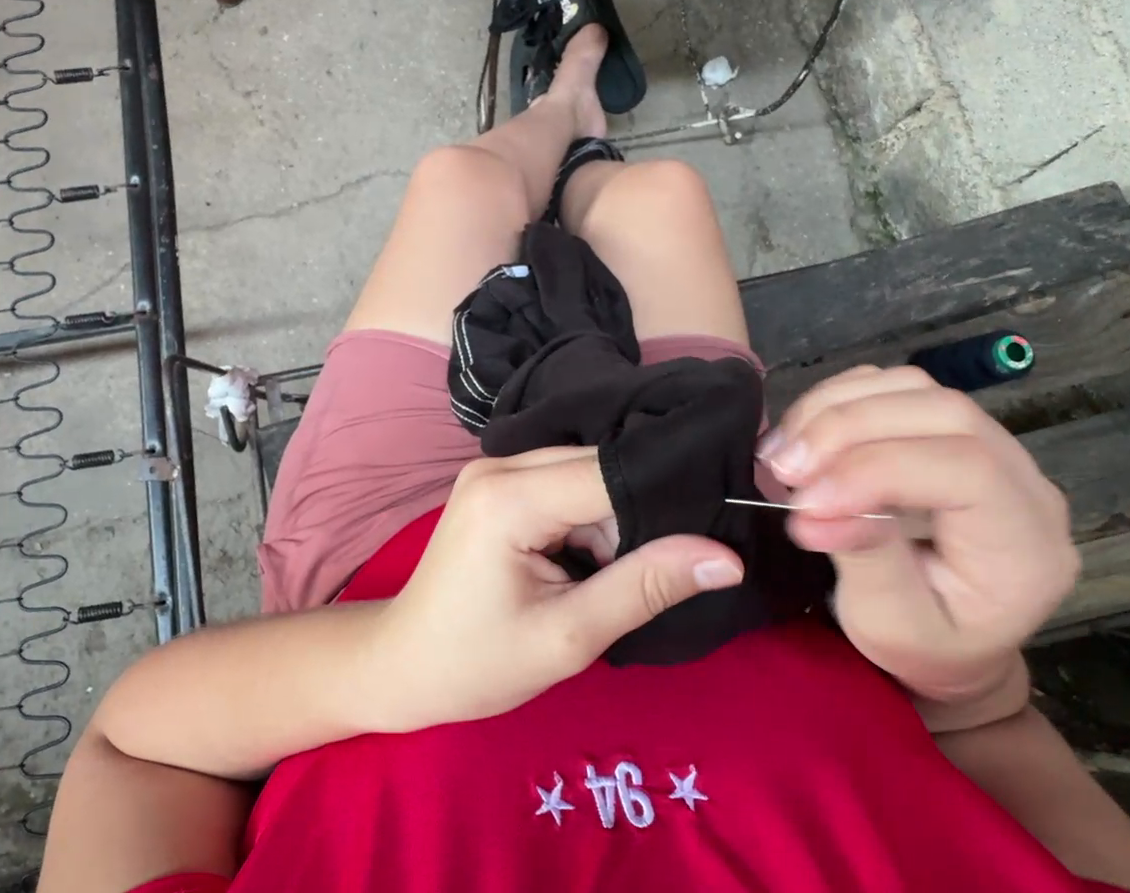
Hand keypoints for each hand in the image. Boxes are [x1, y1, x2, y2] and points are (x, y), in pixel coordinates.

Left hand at [369, 447, 744, 732]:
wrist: (403, 666)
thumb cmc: (477, 662)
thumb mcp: (569, 636)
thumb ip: (645, 587)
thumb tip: (726, 557)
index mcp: (509, 496)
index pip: (613, 472)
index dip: (667, 497)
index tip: (718, 526)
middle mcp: (499, 464)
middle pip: (600, 466)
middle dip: (637, 515)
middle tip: (664, 569)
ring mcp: (492, 471)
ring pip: (586, 475)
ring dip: (611, 522)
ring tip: (609, 579)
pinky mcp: (496, 486)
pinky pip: (563, 486)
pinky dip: (587, 522)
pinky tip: (585, 565)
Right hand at [760, 366, 1078, 721]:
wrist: (946, 644)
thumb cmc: (924, 646)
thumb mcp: (892, 627)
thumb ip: (867, 563)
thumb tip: (813, 513)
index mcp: (1025, 544)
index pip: (967, 470)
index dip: (876, 471)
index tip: (804, 503)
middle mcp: (1023, 482)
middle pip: (944, 412)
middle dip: (848, 428)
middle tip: (782, 468)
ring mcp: (987, 447)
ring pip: (914, 388)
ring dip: (834, 409)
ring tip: (782, 455)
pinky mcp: (943, 432)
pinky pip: (891, 387)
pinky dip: (835, 400)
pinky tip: (798, 436)